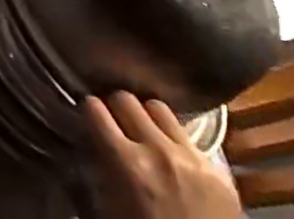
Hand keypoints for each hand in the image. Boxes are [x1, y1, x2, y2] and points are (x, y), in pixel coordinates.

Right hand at [82, 92, 241, 218]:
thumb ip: (89, 193)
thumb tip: (77, 165)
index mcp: (128, 167)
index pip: (96, 111)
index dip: (87, 111)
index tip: (86, 116)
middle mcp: (158, 151)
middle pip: (126, 100)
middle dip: (113, 107)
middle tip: (110, 120)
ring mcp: (190, 156)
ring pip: (158, 107)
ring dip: (144, 115)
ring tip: (140, 130)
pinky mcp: (216, 169)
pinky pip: (187, 134)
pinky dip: (172, 136)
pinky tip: (168, 153)